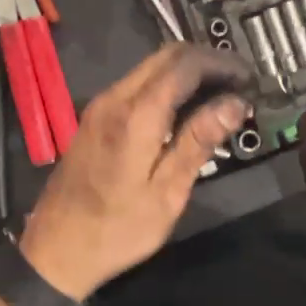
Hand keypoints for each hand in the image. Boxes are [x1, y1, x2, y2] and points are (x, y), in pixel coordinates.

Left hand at [21, 44, 251, 298]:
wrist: (55, 250)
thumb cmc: (117, 230)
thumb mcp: (166, 193)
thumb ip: (198, 142)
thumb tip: (235, 103)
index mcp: (136, 115)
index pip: (185, 64)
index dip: (222, 64)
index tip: (250, 79)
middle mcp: (115, 98)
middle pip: (167, 55)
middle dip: (207, 61)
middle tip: (239, 84)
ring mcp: (101, 104)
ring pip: (151, 66)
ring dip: (187, 70)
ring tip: (221, 96)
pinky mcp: (95, 116)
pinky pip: (138, 83)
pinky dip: (167, 84)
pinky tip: (187, 109)